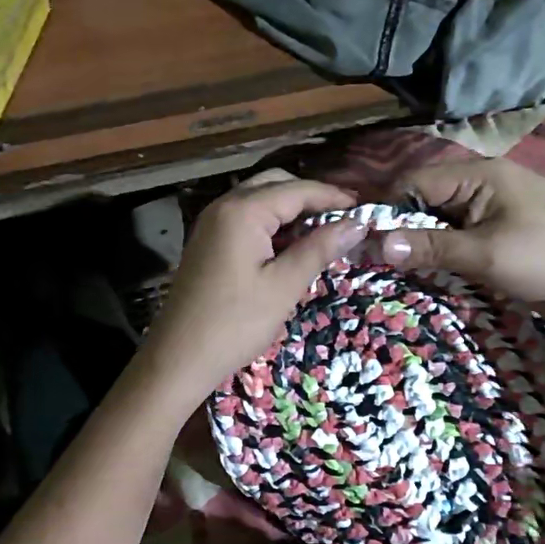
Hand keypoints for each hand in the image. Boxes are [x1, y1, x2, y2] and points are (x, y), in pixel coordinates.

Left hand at [136, 171, 367, 413]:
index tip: (365, 212)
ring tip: (324, 236)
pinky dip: (272, 226)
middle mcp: (224, 206)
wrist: (179, 357)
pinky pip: (246, 220)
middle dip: (311, 199)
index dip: (334, 197)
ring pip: (260, 201)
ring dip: (292, 212)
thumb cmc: (235, 323)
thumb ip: (320, 248)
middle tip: (343, 222)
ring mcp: (212, 224)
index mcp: (243, 211)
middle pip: (276, 185)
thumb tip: (357, 223)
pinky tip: (291, 248)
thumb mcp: (284, 286)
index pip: (298, 190)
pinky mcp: (208, 243)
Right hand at [378, 159, 544, 337]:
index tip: (369, 238)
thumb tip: (377, 243)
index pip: (418, 181)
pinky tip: (425, 261)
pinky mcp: (492, 222)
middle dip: (402, 223)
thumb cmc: (540, 263)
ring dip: (418, 235)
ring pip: (436, 212)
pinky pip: (452, 225)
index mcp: (482, 174)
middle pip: (425, 194)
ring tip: (397, 260)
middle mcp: (482, 179)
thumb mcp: (483, 256)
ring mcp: (488, 201)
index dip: (390, 207)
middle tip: (379, 253)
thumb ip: (430, 247)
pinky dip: (436, 241)